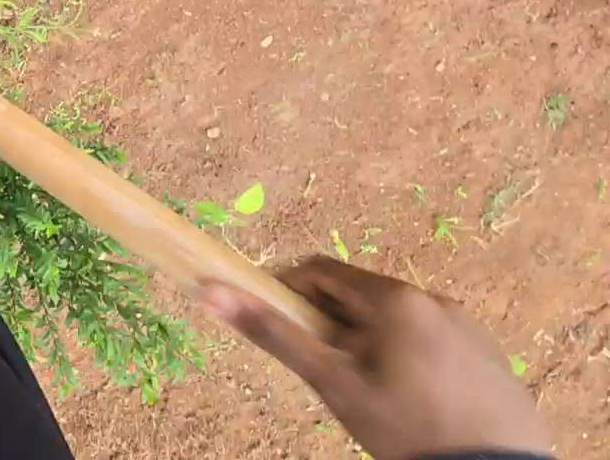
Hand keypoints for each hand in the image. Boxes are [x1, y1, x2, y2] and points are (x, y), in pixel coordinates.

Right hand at [201, 258, 551, 458]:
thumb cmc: (406, 425)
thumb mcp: (330, 380)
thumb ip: (269, 330)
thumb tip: (205, 290)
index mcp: (394, 297)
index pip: (317, 270)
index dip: (290, 293)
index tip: (288, 328)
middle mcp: (433, 299)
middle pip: (354, 292)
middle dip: (331, 320)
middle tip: (330, 363)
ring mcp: (469, 327)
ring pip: (390, 315)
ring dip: (366, 335)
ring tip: (370, 382)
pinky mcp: (491, 354)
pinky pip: (427, 335)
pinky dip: (405, 351)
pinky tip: (410, 392)